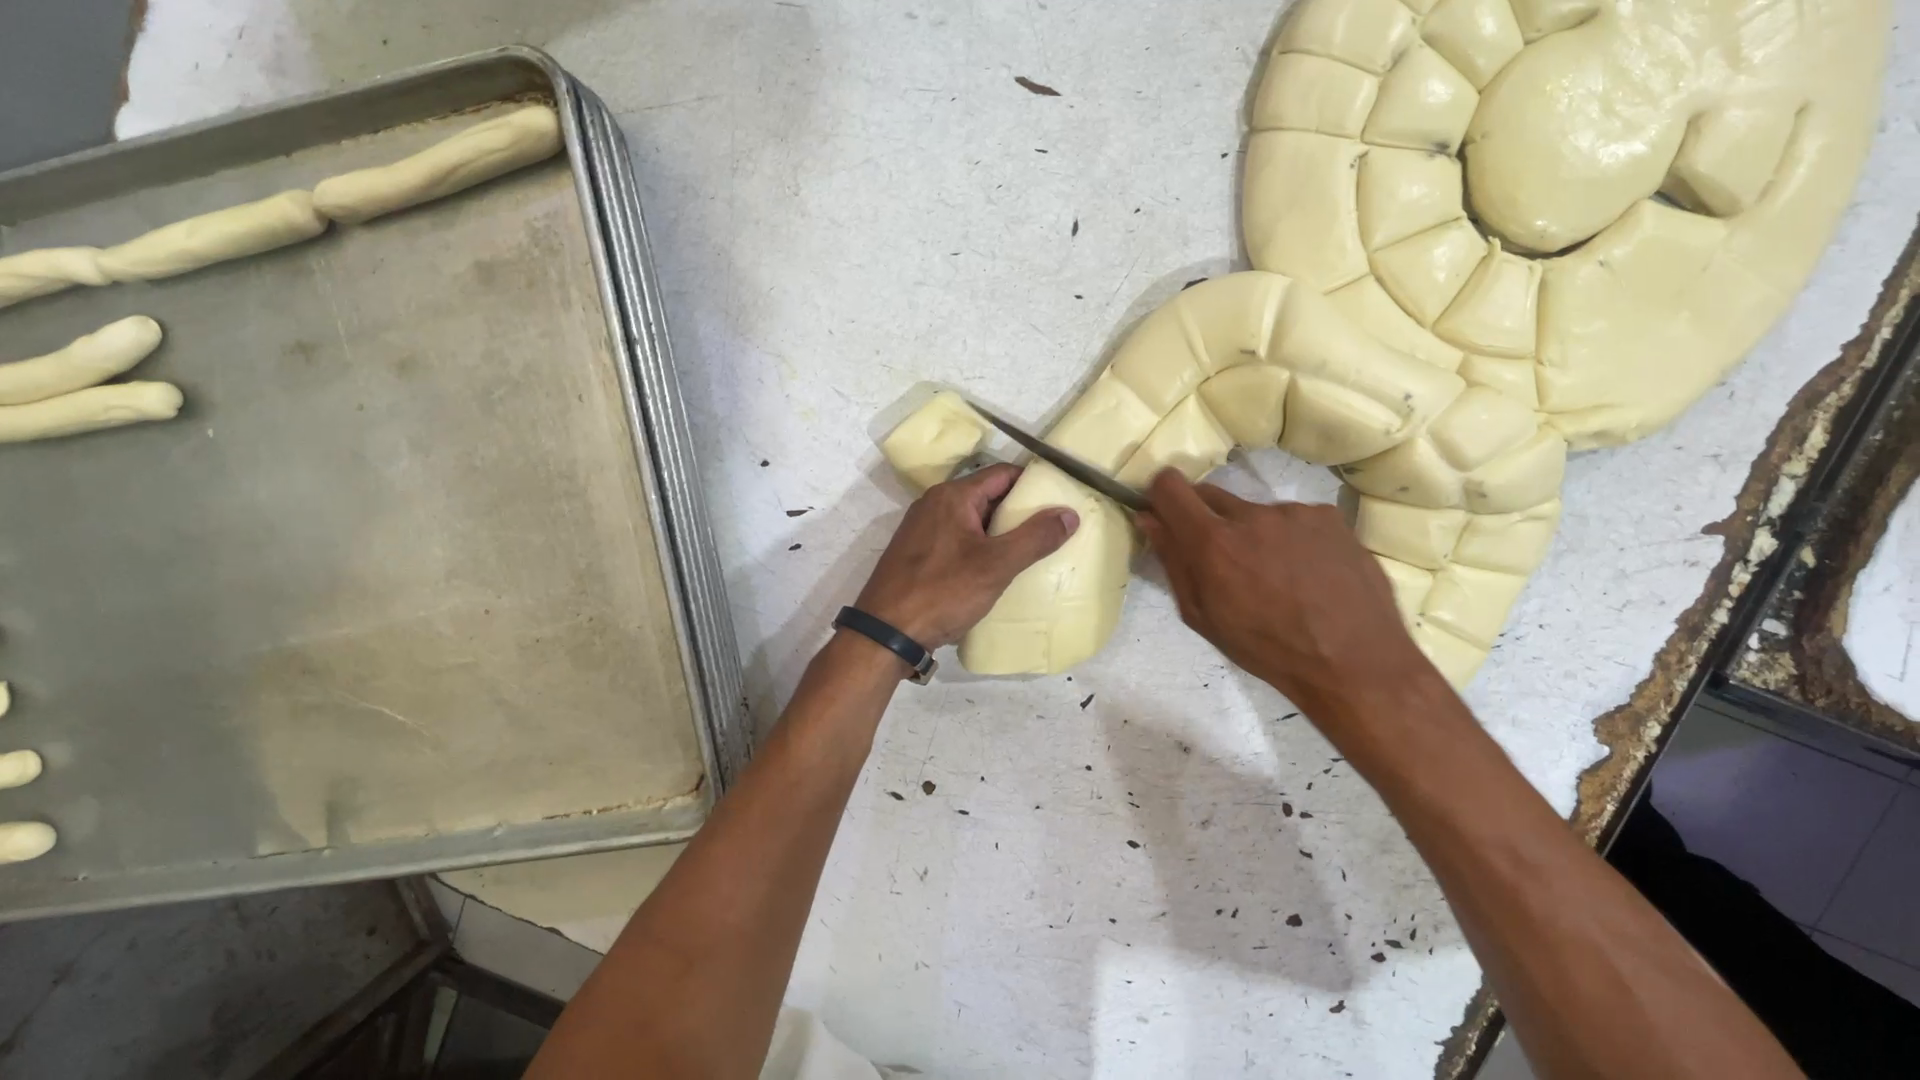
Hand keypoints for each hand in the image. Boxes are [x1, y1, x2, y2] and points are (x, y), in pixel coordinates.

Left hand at [855, 463, 1078, 649]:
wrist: (885, 634)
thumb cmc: (941, 592)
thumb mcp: (996, 565)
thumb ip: (1035, 538)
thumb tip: (1069, 513)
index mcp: (952, 497)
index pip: (1002, 474)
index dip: (1033, 483)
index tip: (1060, 498)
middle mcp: (933, 505)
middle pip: (987, 496)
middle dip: (1019, 510)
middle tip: (1053, 529)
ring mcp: (922, 531)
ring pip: (972, 522)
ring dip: (1000, 533)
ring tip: (1032, 551)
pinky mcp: (918, 556)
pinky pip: (958, 542)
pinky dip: (980, 549)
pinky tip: (997, 572)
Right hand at [1134, 469, 1442, 723]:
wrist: (1354, 662)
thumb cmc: (1267, 649)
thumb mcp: (1203, 617)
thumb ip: (1173, 562)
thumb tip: (1150, 519)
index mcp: (1213, 543)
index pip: (1169, 486)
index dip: (1161, 495)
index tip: (1165, 513)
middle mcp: (1252, 515)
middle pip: (1210, 495)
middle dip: (1207, 520)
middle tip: (1225, 561)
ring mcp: (1295, 512)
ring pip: (1256, 512)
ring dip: (1255, 534)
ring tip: (1279, 576)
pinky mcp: (1329, 516)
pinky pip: (1295, 519)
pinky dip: (1292, 538)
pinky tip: (1309, 572)